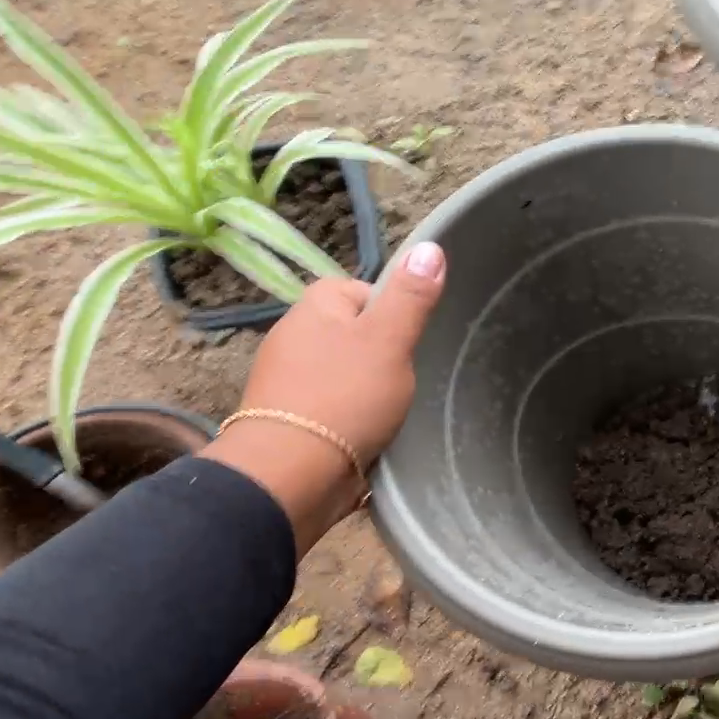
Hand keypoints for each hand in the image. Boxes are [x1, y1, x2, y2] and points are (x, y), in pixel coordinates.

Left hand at [201, 242, 445, 554]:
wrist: (294, 471)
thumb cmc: (345, 396)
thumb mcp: (390, 340)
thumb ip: (411, 297)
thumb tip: (430, 247)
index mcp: (313, 309)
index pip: (356, 289)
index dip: (388, 309)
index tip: (408, 338)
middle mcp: (292, 337)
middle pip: (350, 330)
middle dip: (380, 350)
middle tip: (405, 374)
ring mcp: (287, 379)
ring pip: (341, 368)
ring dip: (366, 383)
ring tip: (390, 406)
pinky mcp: (291, 417)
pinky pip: (331, 401)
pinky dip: (351, 412)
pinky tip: (369, 428)